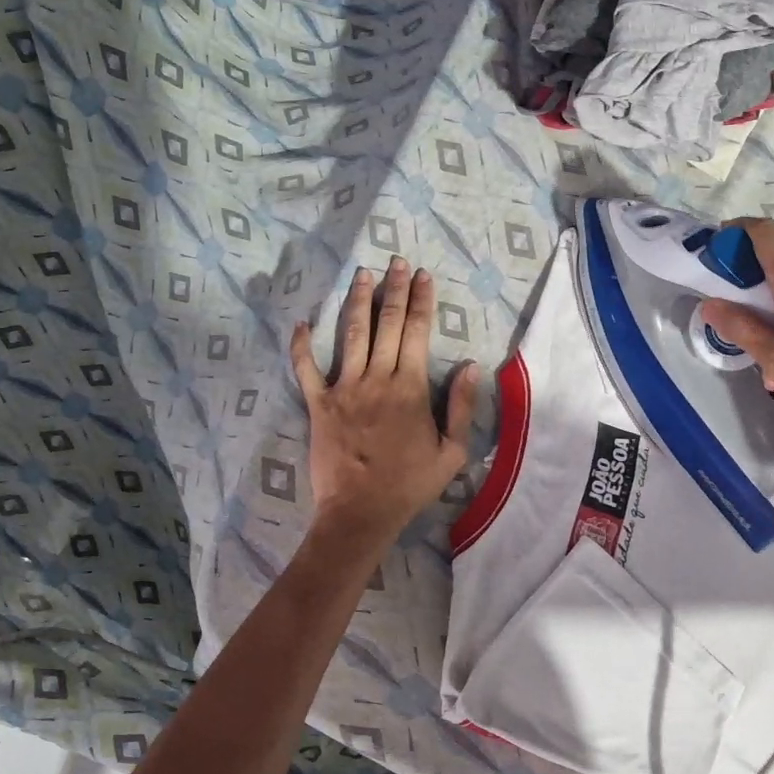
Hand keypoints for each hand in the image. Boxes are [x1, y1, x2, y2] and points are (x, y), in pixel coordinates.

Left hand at [291, 256, 479, 540]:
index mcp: (412, 387)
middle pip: (388, 323)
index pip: (419, 332)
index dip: (422, 300)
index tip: (423, 275)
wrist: (361, 512)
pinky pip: (305, 368)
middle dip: (394, 289)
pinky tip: (302, 322)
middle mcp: (378, 378)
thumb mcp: (453, 452)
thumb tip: (472, 365)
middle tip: (397, 261)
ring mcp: (345, 388)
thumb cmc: (410, 485)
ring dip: (358, 301)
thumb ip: (463, 406)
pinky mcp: (318, 404)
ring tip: (363, 274)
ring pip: (352, 334)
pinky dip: (301, 344)